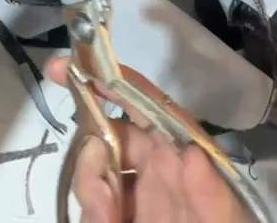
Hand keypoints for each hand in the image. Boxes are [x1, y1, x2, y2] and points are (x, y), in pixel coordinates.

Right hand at [46, 59, 250, 222]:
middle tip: (104, 202)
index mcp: (180, 156)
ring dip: (92, 192)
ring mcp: (133, 199)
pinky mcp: (117, 218)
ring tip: (109, 221)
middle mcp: (154, 169)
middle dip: (93, 155)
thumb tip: (191, 153)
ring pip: (93, 174)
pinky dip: (92, 214)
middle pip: (106, 136)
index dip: (104, 78)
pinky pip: (92, 209)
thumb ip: (214, 201)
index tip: (62, 69)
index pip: (140, 102)